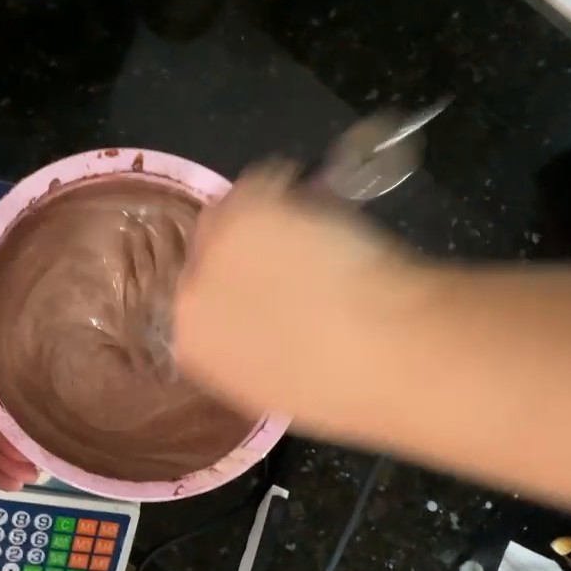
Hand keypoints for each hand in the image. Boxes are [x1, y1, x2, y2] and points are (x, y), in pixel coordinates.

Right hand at [171, 162, 428, 425]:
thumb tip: (259, 333)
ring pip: (227, 214)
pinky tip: (323, 208)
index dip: (234, 292)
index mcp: (194, 347)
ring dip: (260, 218)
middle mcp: (191, 297)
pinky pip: (261, 183)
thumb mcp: (274, 387)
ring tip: (309, 232)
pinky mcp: (249, 210)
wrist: (380, 348)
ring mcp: (216, 250)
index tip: (268, 293)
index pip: (199, 306)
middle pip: (205, 256)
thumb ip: (248, 354)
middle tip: (289, 259)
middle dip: (240, 254)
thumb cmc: (338, 387)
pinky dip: (289, 188)